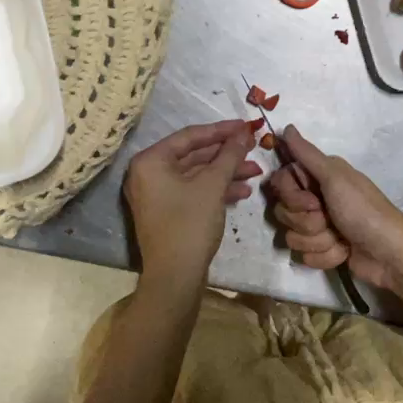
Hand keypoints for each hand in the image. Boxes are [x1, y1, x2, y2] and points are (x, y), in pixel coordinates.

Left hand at [123, 120, 262, 287]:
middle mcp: (148, 174)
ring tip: (255, 172)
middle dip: (226, 155)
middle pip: (193, 155)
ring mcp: (156, 195)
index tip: (245, 125)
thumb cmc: (190, 223)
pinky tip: (242, 192)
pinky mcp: (166, 212)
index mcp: (151, 161)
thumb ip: (229, 155)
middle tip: (254, 149)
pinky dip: (215, 190)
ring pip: (196, 175)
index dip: (221, 130)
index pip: (190, 136)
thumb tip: (243, 134)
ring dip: (225, 173)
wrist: (175, 276)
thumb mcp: (212, 185)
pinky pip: (192, 191)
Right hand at [266, 126, 402, 290]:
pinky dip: (326, 256)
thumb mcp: (335, 178)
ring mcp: (320, 226)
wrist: (389, 253)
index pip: (281, 183)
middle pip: (284, 211)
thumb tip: (286, 127)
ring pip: (292, 236)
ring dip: (319, 240)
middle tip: (329, 220)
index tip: (312, 201)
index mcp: (319, 177)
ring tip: (341, 239)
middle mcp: (317, 198)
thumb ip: (307, 154)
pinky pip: (306, 256)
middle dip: (306, 221)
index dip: (291, 196)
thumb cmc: (363, 210)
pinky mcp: (324, 250)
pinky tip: (344, 252)